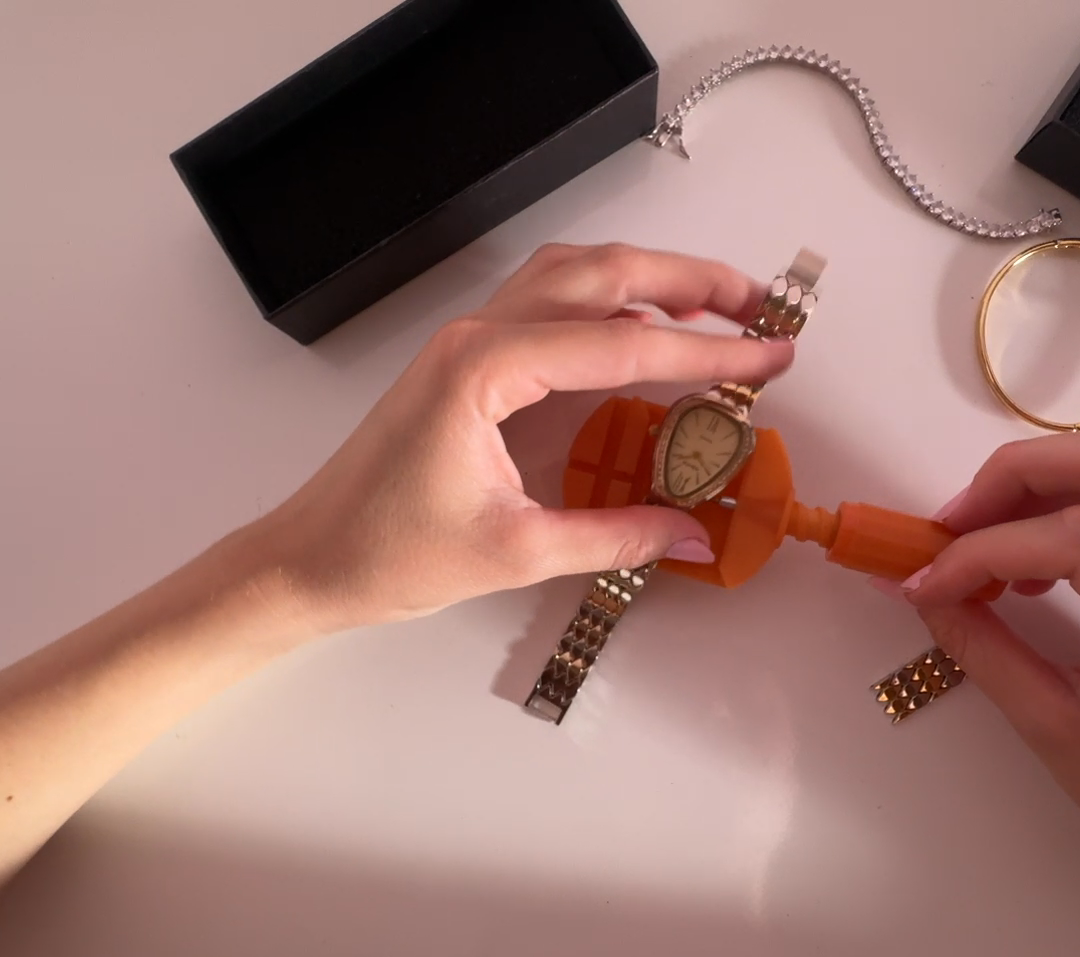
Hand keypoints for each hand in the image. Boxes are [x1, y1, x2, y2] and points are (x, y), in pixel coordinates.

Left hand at [248, 243, 790, 630]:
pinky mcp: (469, 363)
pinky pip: (547, 307)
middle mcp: (478, 336)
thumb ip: (615, 538)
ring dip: (647, 279)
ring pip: (573, 277)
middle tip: (758, 304)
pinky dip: (605, 305)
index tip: (767, 358)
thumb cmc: (389, 552)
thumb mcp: (517, 553)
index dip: (708, 352)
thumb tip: (693, 536)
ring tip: (713, 302)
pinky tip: (638, 328)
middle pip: (602, 276)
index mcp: (486, 369)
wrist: (312, 557)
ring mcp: (469, 342)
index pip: (624, 345)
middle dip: (690, 282)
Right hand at [887, 426, 1079, 898]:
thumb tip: (914, 587)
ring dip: (1051, 476)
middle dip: (1026, 471)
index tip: (924, 578)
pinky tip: (1035, 551)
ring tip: (988, 531)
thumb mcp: (1055, 734)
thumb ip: (981, 648)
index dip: (988, 548)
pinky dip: (1077, 497)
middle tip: (955, 519)